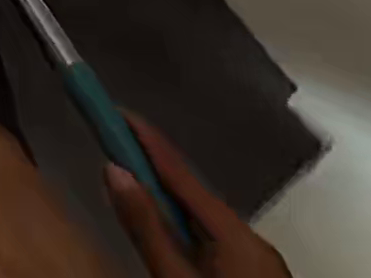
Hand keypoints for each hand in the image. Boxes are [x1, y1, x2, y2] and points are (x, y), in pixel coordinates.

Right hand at [106, 114, 292, 277]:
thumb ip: (145, 227)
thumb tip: (112, 167)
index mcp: (238, 236)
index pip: (180, 171)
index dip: (145, 138)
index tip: (113, 109)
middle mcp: (253, 242)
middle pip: (192, 192)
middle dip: (151, 166)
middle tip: (110, 142)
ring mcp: (259, 265)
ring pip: (200, 217)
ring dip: (163, 197)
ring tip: (127, 180)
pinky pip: (209, 238)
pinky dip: (179, 224)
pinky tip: (160, 228)